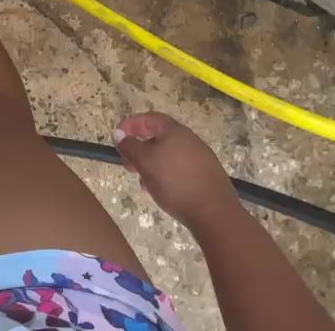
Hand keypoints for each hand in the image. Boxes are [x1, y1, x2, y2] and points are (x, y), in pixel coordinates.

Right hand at [114, 112, 241, 230]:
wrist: (216, 215)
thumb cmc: (175, 182)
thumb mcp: (144, 162)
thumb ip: (129, 146)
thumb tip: (119, 134)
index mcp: (176, 132)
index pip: (149, 119)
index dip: (131, 125)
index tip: (118, 137)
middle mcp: (191, 141)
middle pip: (159, 138)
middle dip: (140, 150)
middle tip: (128, 165)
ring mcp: (203, 160)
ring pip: (169, 157)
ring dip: (152, 165)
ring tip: (143, 183)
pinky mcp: (209, 178)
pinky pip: (181, 170)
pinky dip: (167, 176)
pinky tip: (163, 192)